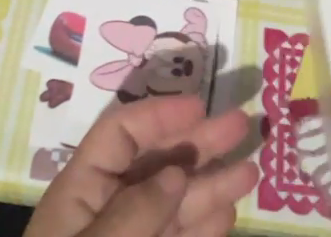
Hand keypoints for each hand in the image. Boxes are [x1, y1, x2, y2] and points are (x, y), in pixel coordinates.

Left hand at [25, 96, 259, 236]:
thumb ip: (133, 214)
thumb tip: (175, 173)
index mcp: (80, 194)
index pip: (120, 137)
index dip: (159, 116)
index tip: (201, 105)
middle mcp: (107, 213)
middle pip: (156, 165)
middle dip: (198, 143)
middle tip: (242, 124)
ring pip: (176, 203)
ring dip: (213, 183)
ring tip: (250, 168)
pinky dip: (206, 226)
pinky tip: (229, 210)